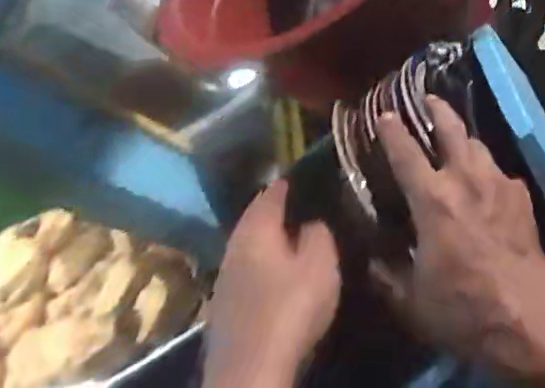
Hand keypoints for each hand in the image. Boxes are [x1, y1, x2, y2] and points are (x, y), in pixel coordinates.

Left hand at [204, 180, 341, 387]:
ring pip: (252, 249)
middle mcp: (233, 247)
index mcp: (255, 227)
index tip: (316, 176)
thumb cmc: (289, 308)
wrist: (248, 378)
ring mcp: (224, 282)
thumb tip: (310, 223)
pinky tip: (283, 279)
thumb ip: (319, 232)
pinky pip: (249, 275)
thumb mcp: (321, 260)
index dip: (294, 181)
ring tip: (302, 243)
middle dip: (282, 213)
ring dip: (272, 244)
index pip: (273, 191)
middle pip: (258, 219)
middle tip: (312, 209)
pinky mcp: (225, 313)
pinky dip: (266, 270)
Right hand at [372, 97, 544, 378]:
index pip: (406, 153)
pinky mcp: (520, 192)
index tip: (385, 113)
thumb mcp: (411, 300)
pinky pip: (497, 172)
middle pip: (451, 128)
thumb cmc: (462, 305)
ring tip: (456, 141)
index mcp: (433, 198)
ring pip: (477, 145)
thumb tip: (373, 258)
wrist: (525, 308)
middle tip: (428, 98)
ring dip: (463, 140)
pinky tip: (485, 185)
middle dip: (438, 108)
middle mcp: (465, 177)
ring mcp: (498, 180)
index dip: (393, 131)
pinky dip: (486, 172)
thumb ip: (388, 274)